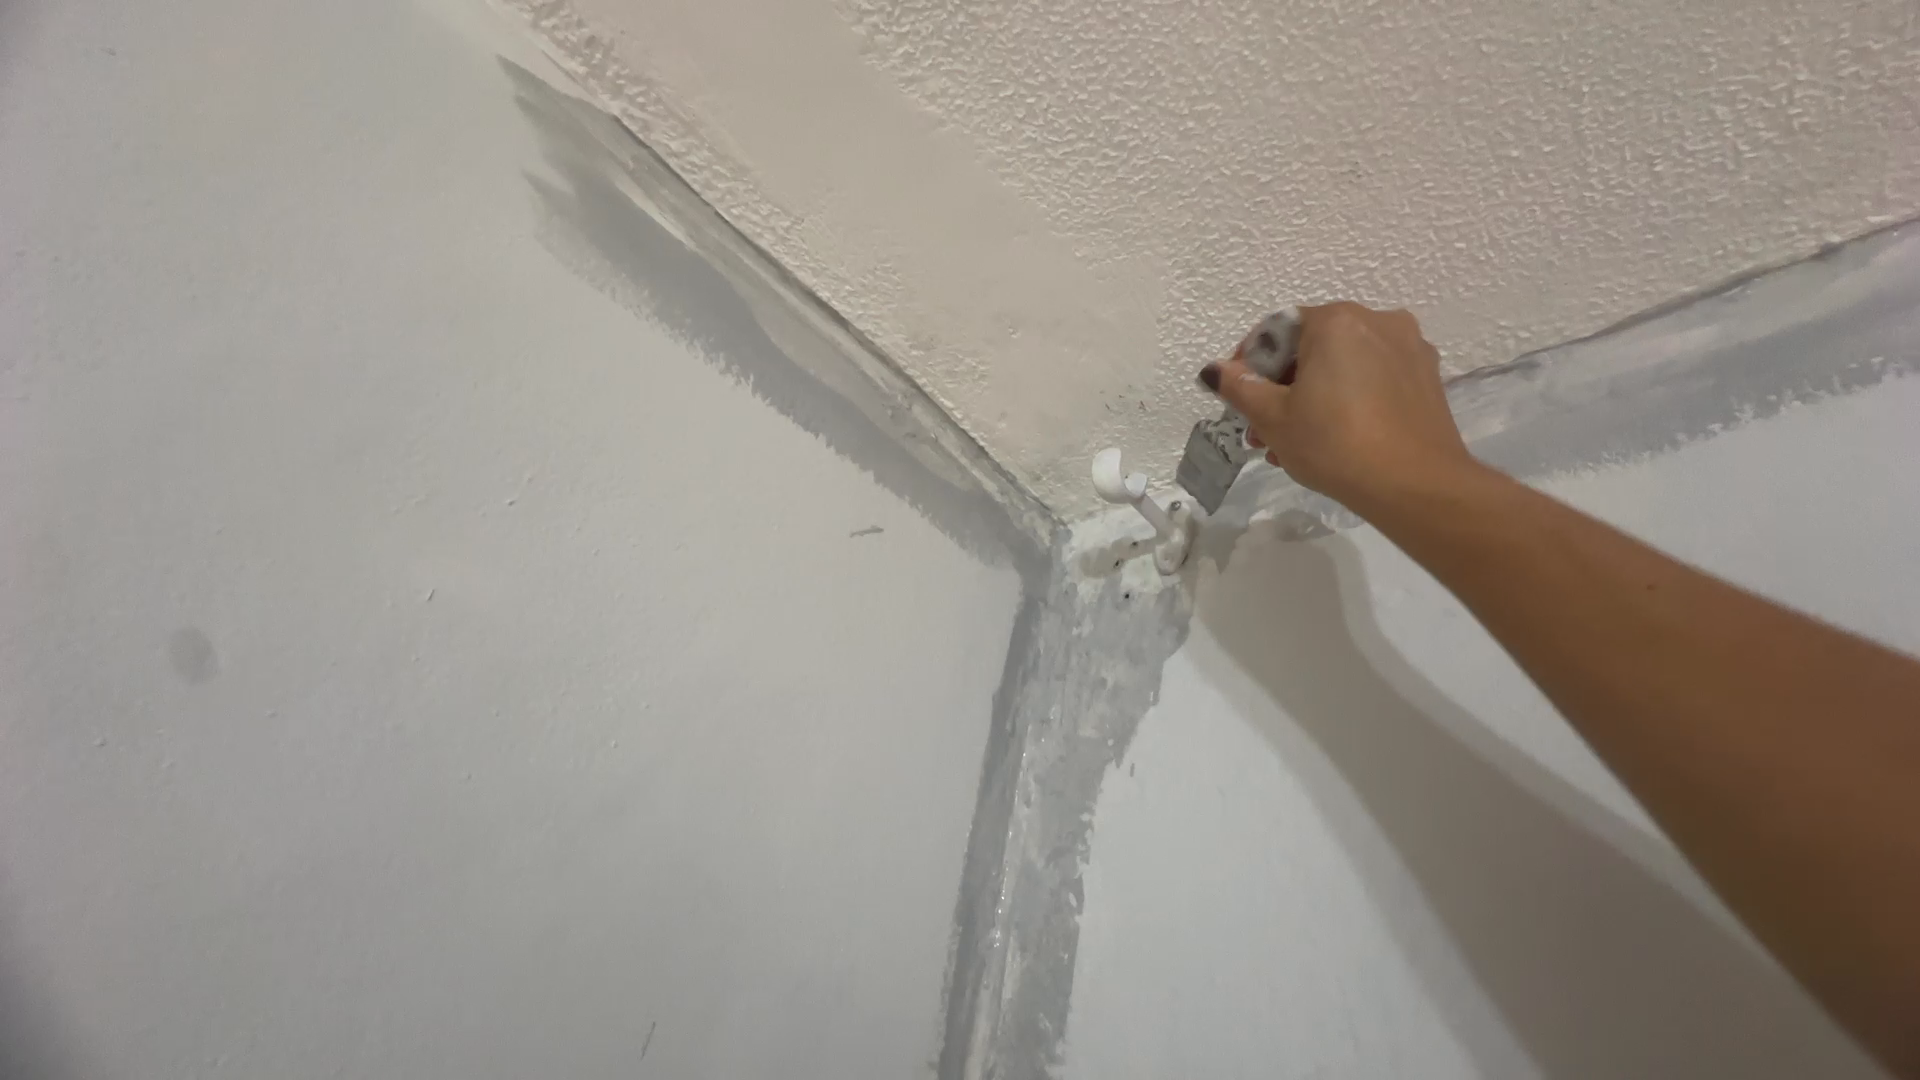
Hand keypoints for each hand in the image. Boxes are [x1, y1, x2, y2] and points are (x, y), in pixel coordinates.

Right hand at [1200, 302, 1474, 511]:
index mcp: (1336, 321)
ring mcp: (1408, 348)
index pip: (1276, 329)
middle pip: (1310, 347)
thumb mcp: (1272, 418)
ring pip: (1341, 366)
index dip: (1248, 364)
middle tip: (1261, 430)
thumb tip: (1213, 370)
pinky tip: (1333, 438)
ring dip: (1310, 397)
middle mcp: (1377, 321)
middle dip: (1280, 387)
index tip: (1239, 400)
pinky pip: (1370, 379)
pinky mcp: (1425, 377)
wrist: (1414, 484)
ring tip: (1292, 443)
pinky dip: (1345, 400)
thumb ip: (1239, 387)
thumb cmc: (1333, 443)